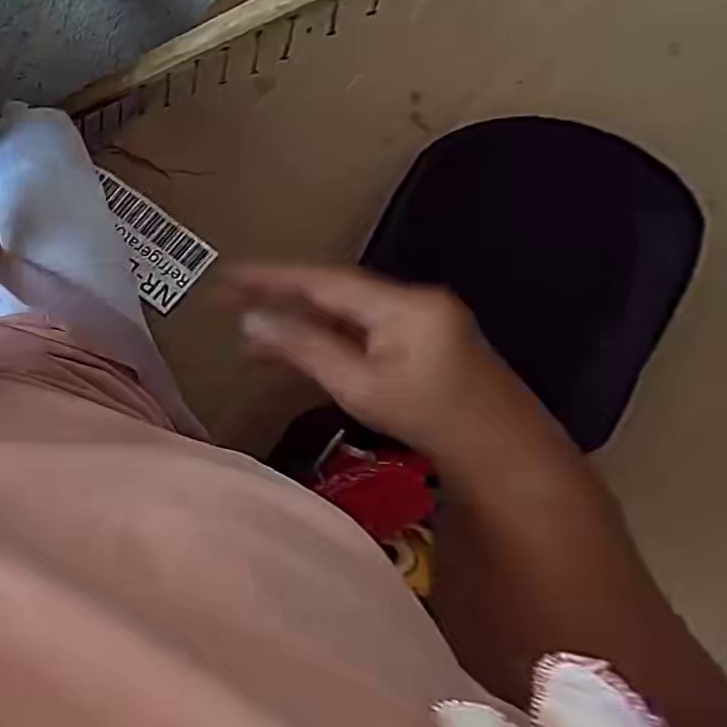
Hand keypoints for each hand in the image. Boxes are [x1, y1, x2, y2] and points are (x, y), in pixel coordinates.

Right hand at [219, 263, 556, 462]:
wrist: (501, 451)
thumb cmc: (429, 418)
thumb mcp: (356, 384)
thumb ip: (302, 348)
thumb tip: (252, 322)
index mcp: (401, 306)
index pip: (322, 281)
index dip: (271, 276)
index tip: (229, 274)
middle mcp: (409, 302)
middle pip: (328, 292)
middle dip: (275, 294)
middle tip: (225, 295)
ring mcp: (413, 321)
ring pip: (337, 313)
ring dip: (292, 318)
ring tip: (242, 323)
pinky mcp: (412, 341)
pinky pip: (353, 330)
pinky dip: (317, 336)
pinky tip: (282, 347)